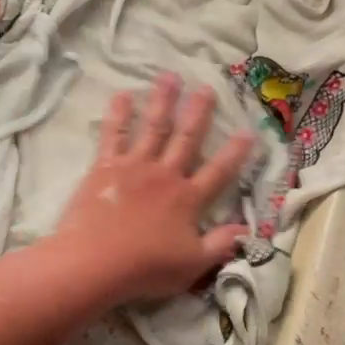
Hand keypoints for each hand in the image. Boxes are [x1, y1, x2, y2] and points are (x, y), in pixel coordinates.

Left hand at [54, 74, 254, 302]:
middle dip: (198, 112)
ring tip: (170, 77)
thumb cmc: (146, 267)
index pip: (219, 171)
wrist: (96, 261)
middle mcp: (166, 175)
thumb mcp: (193, 265)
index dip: (235, 153)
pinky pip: (114, 134)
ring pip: (154, 127)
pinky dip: (120, 114)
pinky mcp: (106, 167)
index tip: (248, 131)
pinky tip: (123, 95)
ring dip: (163, 101)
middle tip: (207, 87)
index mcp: (188, 199)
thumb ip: (220, 245)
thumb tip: (245, 230)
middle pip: (186, 138)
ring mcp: (135, 167)